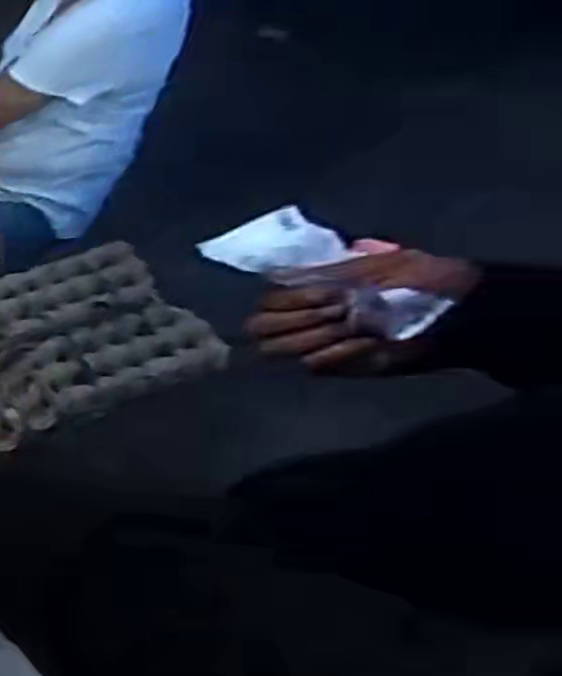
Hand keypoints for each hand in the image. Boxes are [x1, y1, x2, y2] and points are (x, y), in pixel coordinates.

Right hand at [244, 249, 480, 372]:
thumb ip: (332, 268)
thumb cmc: (426, 282)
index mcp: (307, 292)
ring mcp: (307, 345)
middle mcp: (297, 319)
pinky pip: (310, 363)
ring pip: (276, 347)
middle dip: (297, 319)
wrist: (462, 314)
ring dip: (318, 335)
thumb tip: (279, 275)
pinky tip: (367, 342)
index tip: (333, 294)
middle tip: (340, 312)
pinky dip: (339, 352)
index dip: (290, 299)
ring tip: (359, 326)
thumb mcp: (383, 263)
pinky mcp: (323, 366)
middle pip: (259, 326)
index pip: (265, 300)